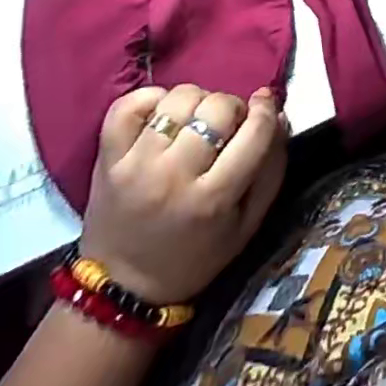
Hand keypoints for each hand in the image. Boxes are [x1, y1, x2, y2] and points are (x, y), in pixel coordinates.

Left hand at [77, 84, 288, 306]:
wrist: (122, 287)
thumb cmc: (196, 256)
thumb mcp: (248, 225)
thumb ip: (271, 170)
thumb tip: (278, 114)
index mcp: (214, 199)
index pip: (255, 132)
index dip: (266, 110)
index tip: (265, 106)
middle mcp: (174, 176)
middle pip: (217, 108)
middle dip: (231, 108)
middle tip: (226, 127)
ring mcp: (136, 164)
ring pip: (178, 99)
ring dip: (196, 102)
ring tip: (193, 122)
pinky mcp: (107, 158)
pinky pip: (129, 104)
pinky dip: (150, 99)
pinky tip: (161, 115)